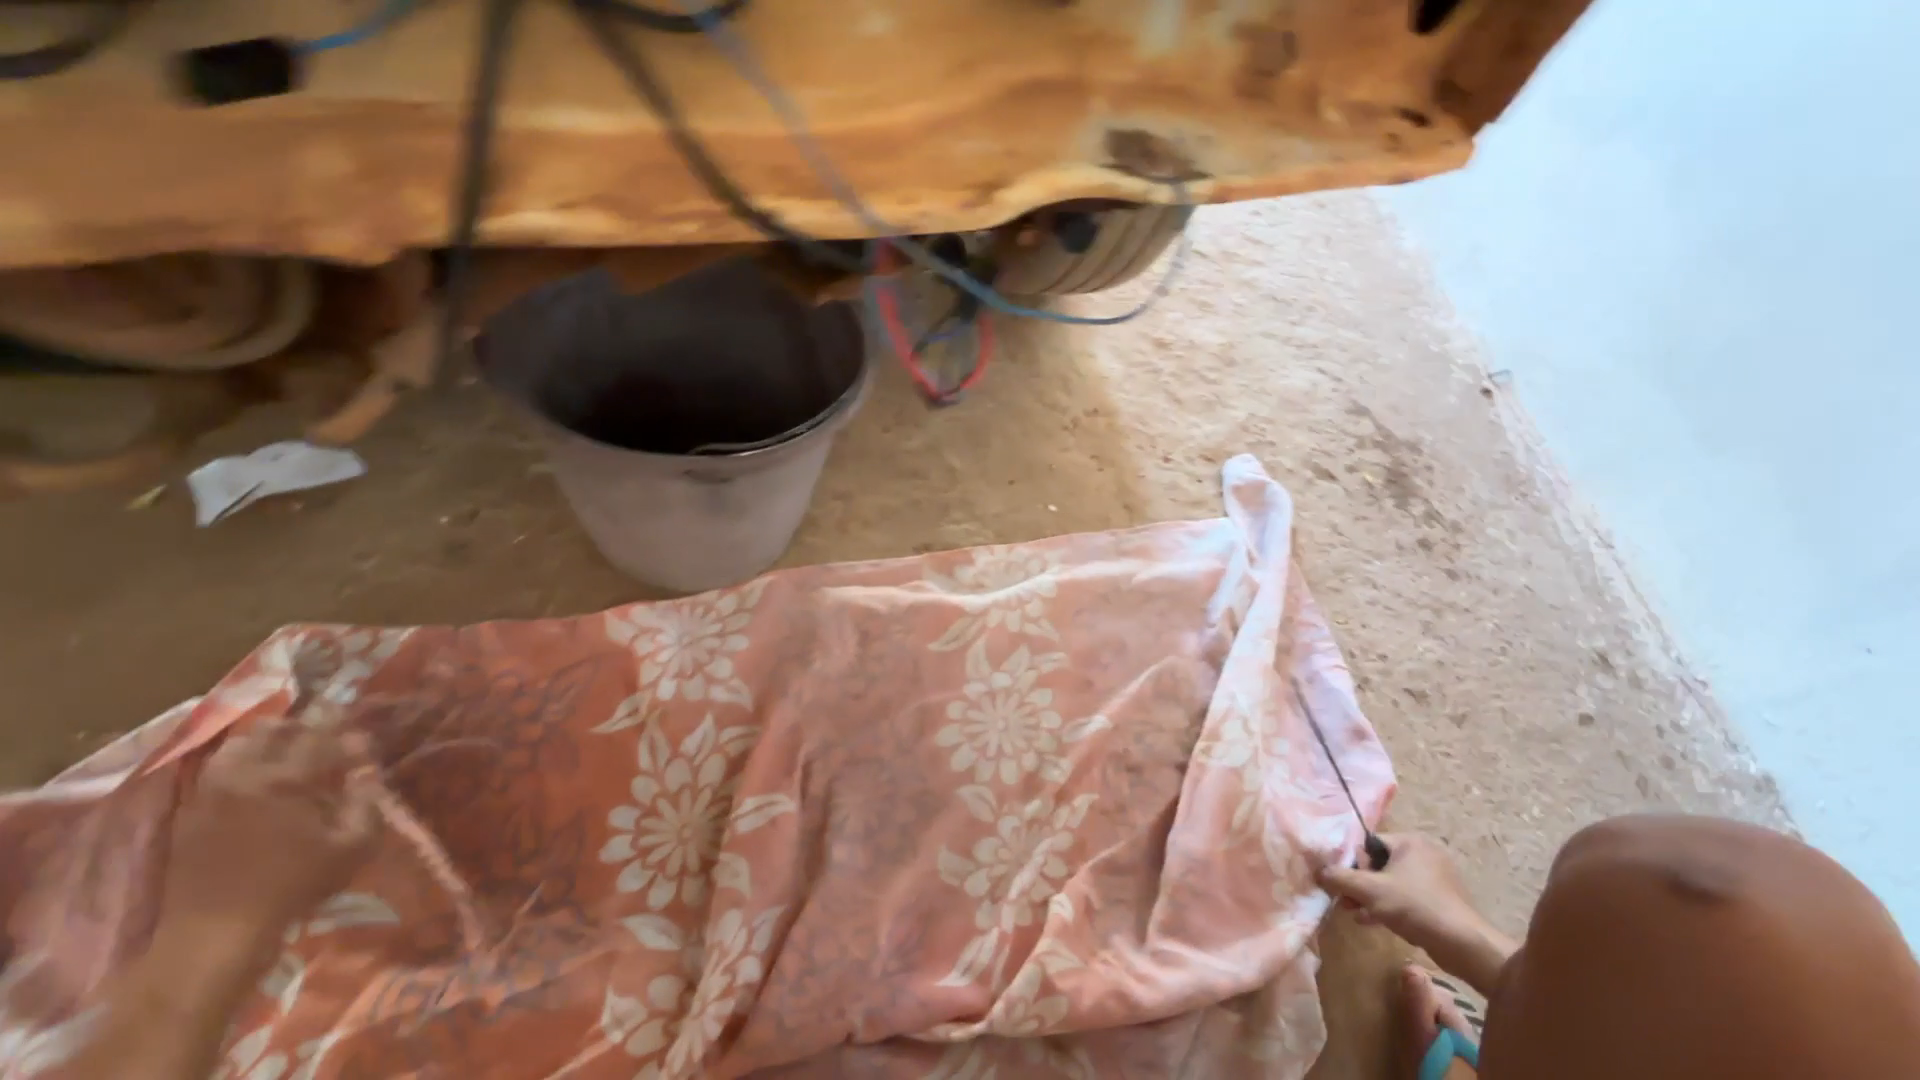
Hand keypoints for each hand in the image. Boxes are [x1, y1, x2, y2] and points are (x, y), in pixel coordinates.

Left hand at [156, 720, 380, 972]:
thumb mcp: (353, 847)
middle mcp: (248, 774)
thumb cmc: (295, 886)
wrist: (218, 930)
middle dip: (302, 724)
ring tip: (286, 751)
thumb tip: (366, 770)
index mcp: (290, 780)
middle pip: (274, 728)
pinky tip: (254, 775)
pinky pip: (217, 767)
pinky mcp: (191, 809)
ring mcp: (212, 790)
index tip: (355, 723)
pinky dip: (240, 760)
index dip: (341, 722)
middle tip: (322, 735)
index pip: (320, 732)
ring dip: (267, 739)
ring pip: (240, 742)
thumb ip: (366, 801)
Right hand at [1319, 833, 1517, 994]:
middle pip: (1380, 863)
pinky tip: (1373, 921)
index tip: (1341, 881)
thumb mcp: (1369, 890)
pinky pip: (1407, 896)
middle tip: (1345, 899)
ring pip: (1392, 882)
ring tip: (1354, 912)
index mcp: (1411, 841)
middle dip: (1360, 883)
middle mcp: (1425, 853)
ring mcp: (1436, 877)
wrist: (1463, 944)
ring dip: (1371, 897)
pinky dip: (1389, 906)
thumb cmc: (1414, 906)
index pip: (1369, 843)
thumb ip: (1340, 878)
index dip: (1352, 862)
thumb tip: (1319, 872)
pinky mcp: (1441, 900)